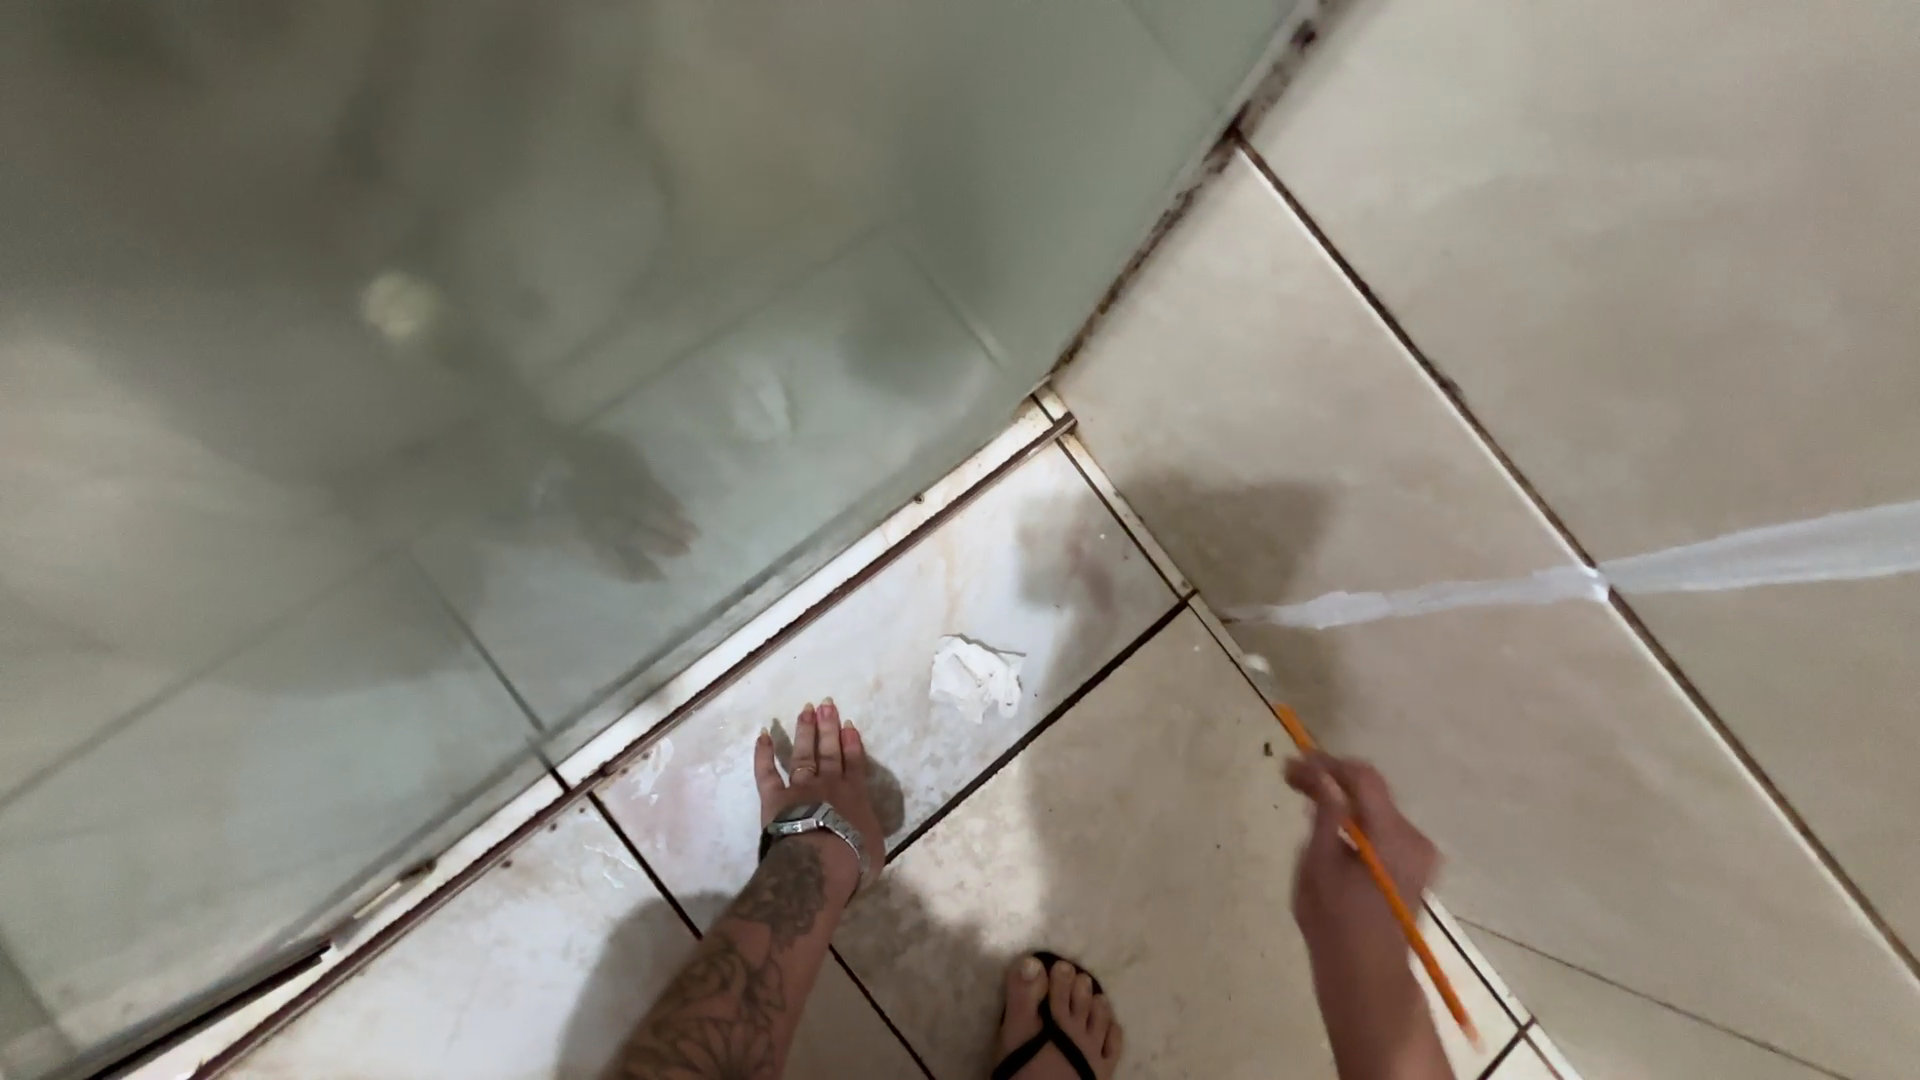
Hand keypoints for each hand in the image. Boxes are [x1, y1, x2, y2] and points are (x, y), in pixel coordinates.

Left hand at [754, 700, 887, 889]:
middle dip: (828, 727)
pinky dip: (764, 754)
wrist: (821, 860)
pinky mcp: (775, 797)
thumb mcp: (874, 849)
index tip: (848, 724)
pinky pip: (767, 772)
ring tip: (806, 710)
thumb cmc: (854, 860)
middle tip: (826, 704)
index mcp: (854, 797)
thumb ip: (869, 834)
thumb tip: (866, 834)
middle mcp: (829, 785)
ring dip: (805, 731)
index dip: (851, 743)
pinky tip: (763, 735)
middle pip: (829, 751)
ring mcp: (801, 787)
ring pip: (803, 754)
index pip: (853, 764)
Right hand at [1285, 754, 1438, 957]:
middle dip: (1330, 777)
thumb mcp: (1319, 863)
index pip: (1363, 778)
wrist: (1367, 974)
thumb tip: (1317, 770)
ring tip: (1302, 794)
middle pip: (1370, 789)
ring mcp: (1418, 852)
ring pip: (1374, 805)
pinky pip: (1380, 824)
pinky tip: (1326, 820)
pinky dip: (1352, 815)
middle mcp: (1414, 839)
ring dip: (1340, 795)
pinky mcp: (1413, 863)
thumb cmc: (1334, 921)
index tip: (1292, 762)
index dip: (1327, 764)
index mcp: (1392, 838)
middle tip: (1289, 776)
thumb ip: (1323, 812)